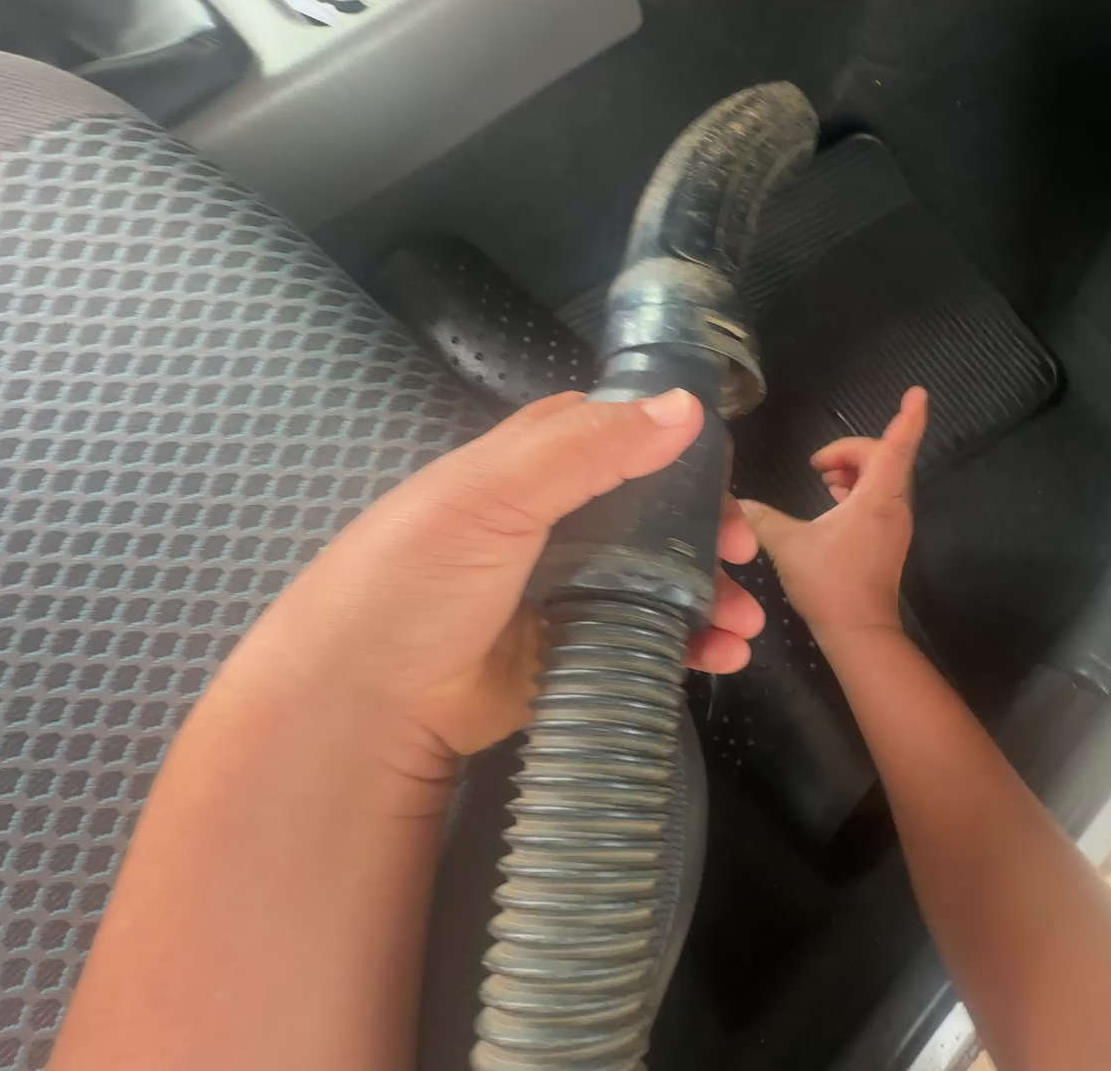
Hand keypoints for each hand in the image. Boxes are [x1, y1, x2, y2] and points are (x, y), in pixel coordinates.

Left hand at [202, 388, 764, 782]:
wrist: (365, 703)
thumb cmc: (421, 580)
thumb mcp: (495, 496)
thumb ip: (589, 447)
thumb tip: (688, 408)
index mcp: (535, 471)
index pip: (620, 439)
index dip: (678, 449)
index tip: (725, 473)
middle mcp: (561, 523)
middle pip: (658, 514)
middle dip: (710, 532)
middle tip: (744, 553)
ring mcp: (575, 588)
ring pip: (665, 579)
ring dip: (714, 596)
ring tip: (745, 625)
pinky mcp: (584, 644)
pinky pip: (654, 635)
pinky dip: (696, 645)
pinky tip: (725, 656)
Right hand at [741, 386, 927, 637]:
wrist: (860, 632)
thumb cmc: (830, 584)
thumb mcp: (788, 546)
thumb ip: (762, 519)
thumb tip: (735, 503)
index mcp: (877, 499)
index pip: (896, 446)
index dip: (908, 417)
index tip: (918, 393)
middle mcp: (894, 507)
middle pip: (883, 459)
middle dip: (850, 451)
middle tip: (817, 465)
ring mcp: (894, 525)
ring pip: (882, 480)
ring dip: (854, 471)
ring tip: (824, 479)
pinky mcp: (888, 540)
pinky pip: (879, 500)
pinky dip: (858, 490)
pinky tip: (833, 502)